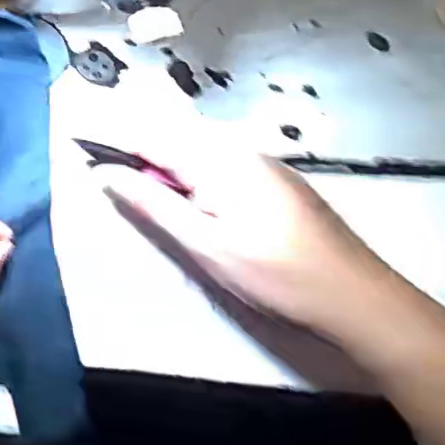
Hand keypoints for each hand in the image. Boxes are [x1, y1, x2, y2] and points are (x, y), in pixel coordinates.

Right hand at [93, 120, 411, 346]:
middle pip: (172, 139)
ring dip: (162, 163)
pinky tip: (188, 200)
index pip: (150, 139)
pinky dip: (188, 173)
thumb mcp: (203, 244)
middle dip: (135, 151)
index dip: (110, 141)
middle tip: (106, 173)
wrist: (368, 306)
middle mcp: (243, 152)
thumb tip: (106, 173)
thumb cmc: (278, 276)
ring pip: (194, 151)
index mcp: (222, 162)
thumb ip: (151, 202)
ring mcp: (264, 166)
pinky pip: (216, 163)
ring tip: (141, 187)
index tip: (75, 141)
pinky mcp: (276, 182)